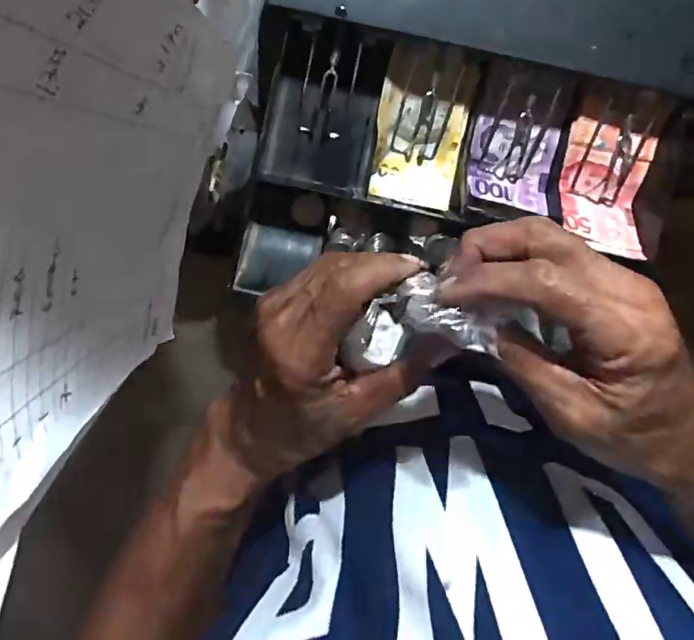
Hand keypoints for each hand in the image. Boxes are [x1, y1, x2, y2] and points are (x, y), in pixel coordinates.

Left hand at [212, 252, 433, 482]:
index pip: (342, 287)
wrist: (247, 431)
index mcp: (299, 347)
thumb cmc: (303, 430)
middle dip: (379, 264)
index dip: (381, 269)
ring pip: (326, 264)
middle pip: (336, 268)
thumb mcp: (358, 414)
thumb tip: (445, 341)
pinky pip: (315, 272)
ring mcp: (271, 301)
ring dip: (364, 264)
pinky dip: (346, 272)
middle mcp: (280, 314)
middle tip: (414, 275)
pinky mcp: (271, 297)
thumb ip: (402, 375)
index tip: (417, 270)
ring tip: (396, 277)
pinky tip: (366, 284)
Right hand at [440, 217, 693, 503]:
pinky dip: (516, 254)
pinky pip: (556, 248)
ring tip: (465, 273)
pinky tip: (495, 276)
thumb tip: (476, 322)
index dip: (487, 278)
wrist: (692, 439)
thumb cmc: (636, 441)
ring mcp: (622, 274)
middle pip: (544, 236)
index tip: (446, 292)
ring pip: (547, 233)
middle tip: (450, 276)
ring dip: (498, 244)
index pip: (544, 278)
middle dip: (487, 246)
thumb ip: (523, 364)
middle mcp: (626, 284)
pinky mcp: (613, 275)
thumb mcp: (573, 418)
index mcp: (623, 325)